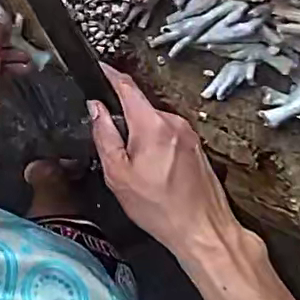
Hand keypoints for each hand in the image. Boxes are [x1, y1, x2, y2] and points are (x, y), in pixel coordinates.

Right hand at [88, 63, 249, 261]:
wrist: (204, 232)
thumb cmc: (160, 207)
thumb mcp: (117, 172)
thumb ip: (103, 134)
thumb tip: (95, 108)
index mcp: (152, 125)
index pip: (127, 86)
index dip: (109, 74)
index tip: (99, 67)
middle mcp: (174, 123)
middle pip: (139, 106)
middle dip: (121, 116)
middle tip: (110, 142)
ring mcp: (189, 135)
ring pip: (152, 122)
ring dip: (138, 133)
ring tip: (133, 165)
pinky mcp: (196, 147)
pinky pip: (167, 134)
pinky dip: (153, 143)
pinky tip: (151, 170)